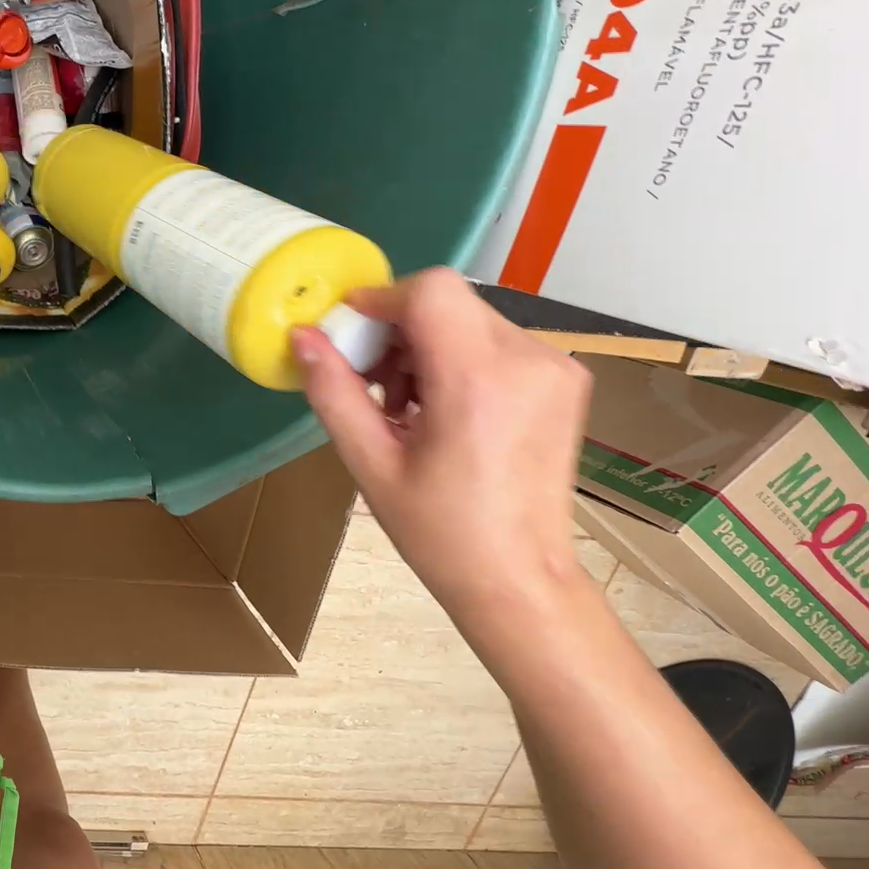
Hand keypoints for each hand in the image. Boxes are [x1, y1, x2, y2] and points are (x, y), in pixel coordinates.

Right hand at [291, 269, 594, 640]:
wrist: (520, 577)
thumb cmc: (438, 530)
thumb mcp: (369, 463)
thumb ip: (334, 391)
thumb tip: (304, 337)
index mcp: (479, 380)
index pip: (431, 291)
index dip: (380, 299)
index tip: (348, 333)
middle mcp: (528, 360)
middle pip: (448, 303)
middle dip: (396, 330)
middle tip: (368, 382)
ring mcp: (554, 367)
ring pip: (468, 319)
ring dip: (423, 347)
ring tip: (402, 406)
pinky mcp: (564, 379)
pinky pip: (494, 342)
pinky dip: (454, 359)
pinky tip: (437, 409)